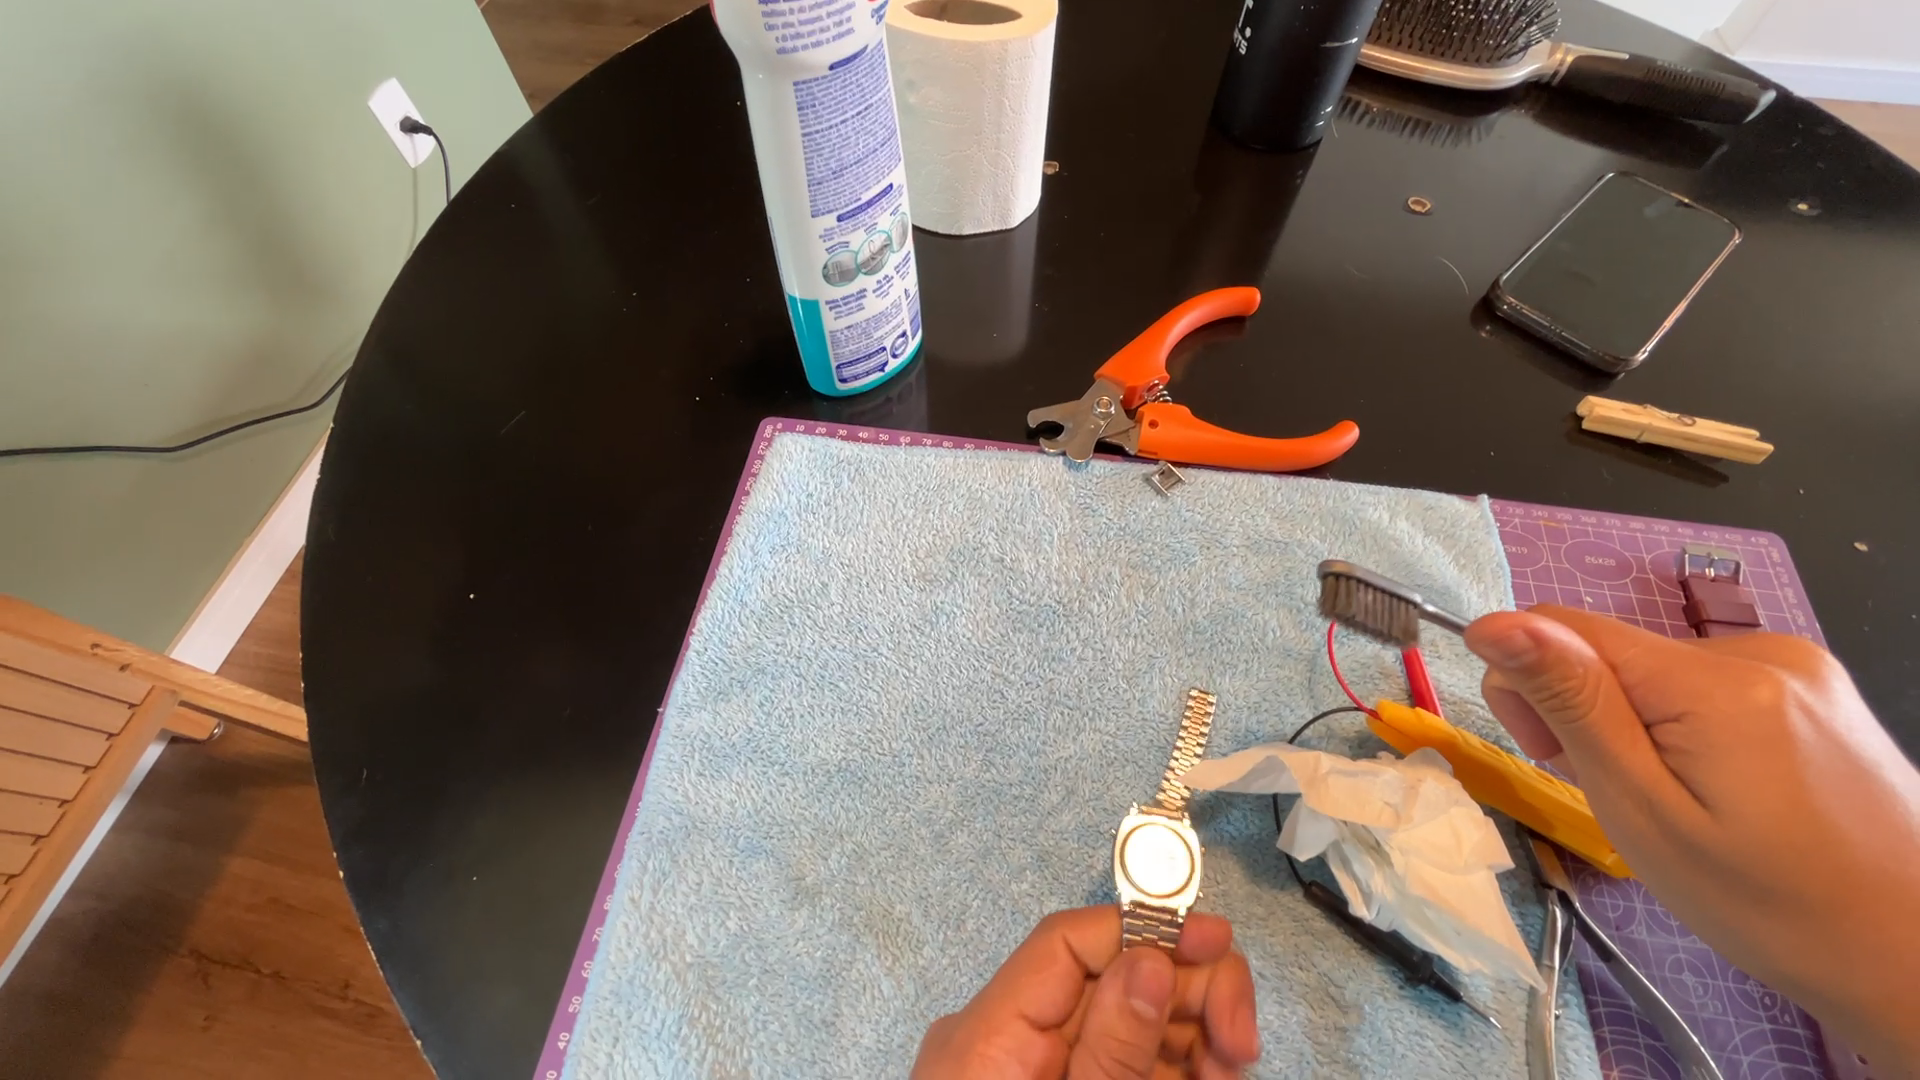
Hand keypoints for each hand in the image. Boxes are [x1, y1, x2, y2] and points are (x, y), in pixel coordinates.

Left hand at [910, 906, 1259, 1079]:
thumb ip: (1108, 1051)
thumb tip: (1149, 962)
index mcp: (988, 1033)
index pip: (1064, 944)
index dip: (1140, 928)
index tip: (1215, 940)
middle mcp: (1012, 1042)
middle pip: (1105, 980)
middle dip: (1182, 990)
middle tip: (1242, 1035)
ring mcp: (1040, 1075)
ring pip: (1126, 1023)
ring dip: (1190, 1034)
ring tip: (1232, 1066)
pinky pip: (1126, 1067)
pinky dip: (1173, 1069)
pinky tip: (1211, 1076)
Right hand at [1465, 606, 1919, 1076]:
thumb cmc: (1766, 904)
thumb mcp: (1640, 807)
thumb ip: (1569, 702)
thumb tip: (1491, 624)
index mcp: (1713, 680)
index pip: (1557, 626)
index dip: (1526, 683)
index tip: (1549, 757)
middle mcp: (1759, 650)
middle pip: (1603, 647)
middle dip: (1577, 709)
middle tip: (1611, 789)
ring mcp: (1795, 667)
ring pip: (1643, 667)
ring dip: (1623, 722)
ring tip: (1668, 797)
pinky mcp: (1810, 689)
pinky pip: (1692, 682)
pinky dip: (1670, 724)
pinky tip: (1708, 783)